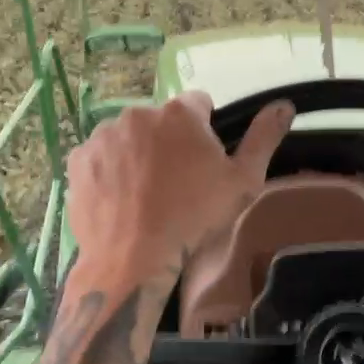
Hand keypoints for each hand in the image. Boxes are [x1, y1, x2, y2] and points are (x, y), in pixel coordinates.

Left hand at [66, 92, 295, 282]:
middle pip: (162, 120)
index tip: (206, 161)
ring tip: (147, 196)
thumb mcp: (244, 181)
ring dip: (139, 154)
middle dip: (170, 141)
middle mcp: (138, 114)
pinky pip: (101, 157)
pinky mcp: (79, 161)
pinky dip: (111, 172)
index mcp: (180, 114)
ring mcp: (103, 136)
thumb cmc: (195, 218)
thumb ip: (264, 138)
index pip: (199, 103)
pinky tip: (121, 201)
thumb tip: (285, 105)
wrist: (132, 260)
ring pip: (129, 137)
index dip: (206, 130)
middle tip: (178, 184)